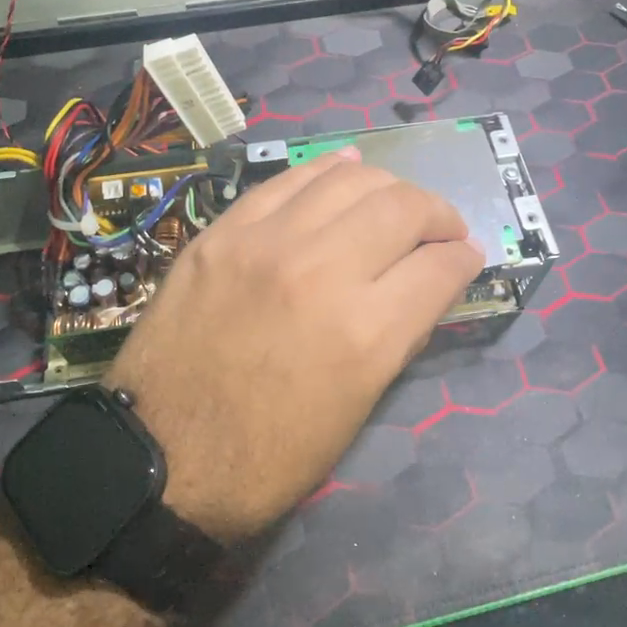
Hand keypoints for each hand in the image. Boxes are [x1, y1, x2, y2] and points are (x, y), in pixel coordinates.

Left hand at [104, 147, 482, 541]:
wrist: (159, 456)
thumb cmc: (267, 456)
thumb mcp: (354, 410)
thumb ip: (398, 335)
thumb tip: (426, 282)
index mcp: (364, 333)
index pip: (439, 268)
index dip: (465, 258)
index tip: (468, 256)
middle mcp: (321, 271)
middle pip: (403, 208)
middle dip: (439, 214)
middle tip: (442, 228)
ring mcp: (266, 242)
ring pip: (350, 179)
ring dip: (388, 187)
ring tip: (395, 201)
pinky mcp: (224, 231)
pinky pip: (289, 180)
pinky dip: (328, 170)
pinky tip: (345, 169)